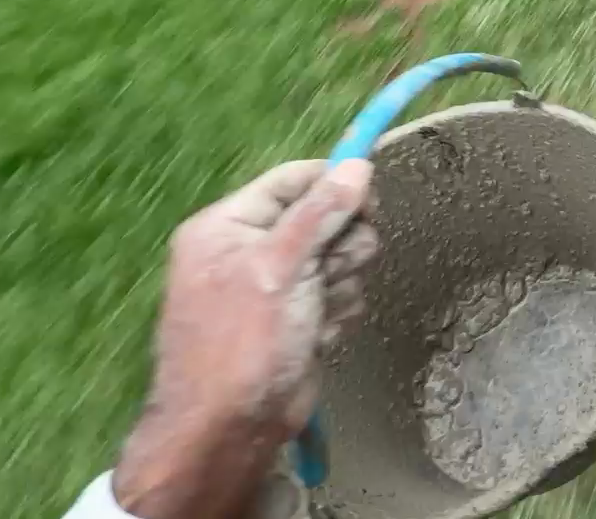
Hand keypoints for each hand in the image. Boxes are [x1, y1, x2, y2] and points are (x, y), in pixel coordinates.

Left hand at [112, 159, 378, 518]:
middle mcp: (253, 246)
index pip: (296, 178)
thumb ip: (321, 212)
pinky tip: (318, 330)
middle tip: (328, 271)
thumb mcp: (280, 268)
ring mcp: (279, 279)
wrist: (232, 429)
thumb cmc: (243, 343)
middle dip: (343, 244)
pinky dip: (340, 306)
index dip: (334, 185)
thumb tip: (359, 165)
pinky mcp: (303, 307)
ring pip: (345, 251)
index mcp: (229, 226)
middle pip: (330, 213)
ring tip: (319, 309)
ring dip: (343, 280)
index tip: (366, 203)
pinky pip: (344, 285)